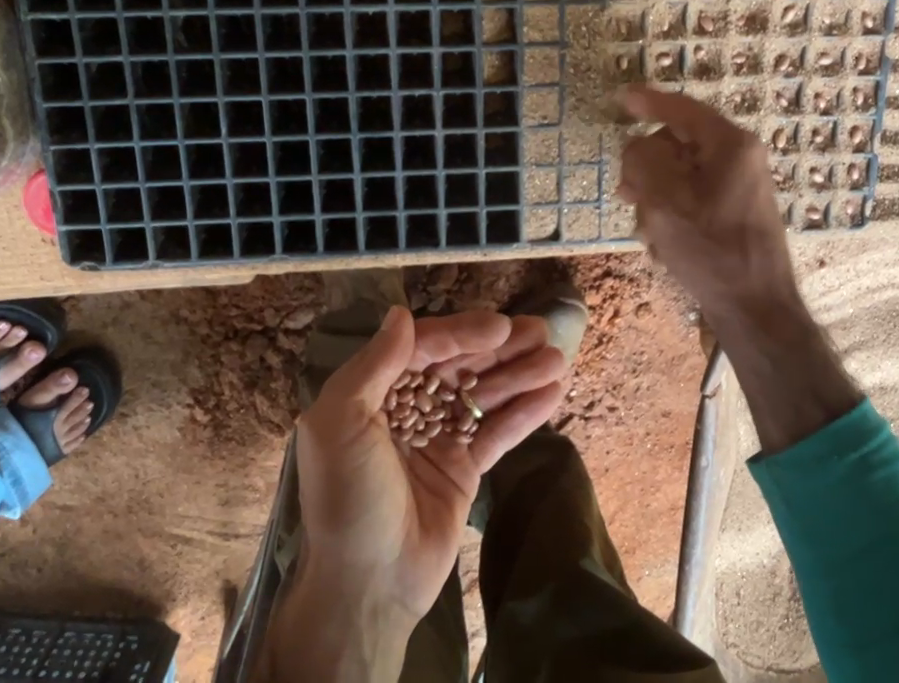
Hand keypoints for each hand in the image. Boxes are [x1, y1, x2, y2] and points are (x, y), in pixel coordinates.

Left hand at [261, 306, 567, 681]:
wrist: (369, 586)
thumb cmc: (348, 498)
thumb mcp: (339, 425)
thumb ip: (373, 366)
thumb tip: (401, 313)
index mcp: (372, 394)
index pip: (421, 349)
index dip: (460, 333)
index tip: (499, 327)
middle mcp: (405, 409)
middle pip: (458, 367)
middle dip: (499, 349)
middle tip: (541, 331)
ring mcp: (438, 439)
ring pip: (482, 396)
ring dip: (519, 376)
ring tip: (558, 358)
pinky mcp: (464, 469)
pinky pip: (497, 433)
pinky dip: (524, 413)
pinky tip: (554, 392)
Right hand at [617, 84, 863, 450]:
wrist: (755, 306)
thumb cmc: (711, 250)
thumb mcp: (664, 200)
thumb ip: (642, 160)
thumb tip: (637, 145)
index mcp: (730, 144)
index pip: (681, 109)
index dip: (648, 102)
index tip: (621, 97)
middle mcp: (741, 156)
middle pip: (678, 142)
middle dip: (647, 165)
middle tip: (625, 192)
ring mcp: (741, 184)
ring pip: (682, 172)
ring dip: (657, 194)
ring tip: (648, 228)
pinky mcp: (738, 209)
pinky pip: (694, 195)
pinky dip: (673, 210)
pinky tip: (665, 241)